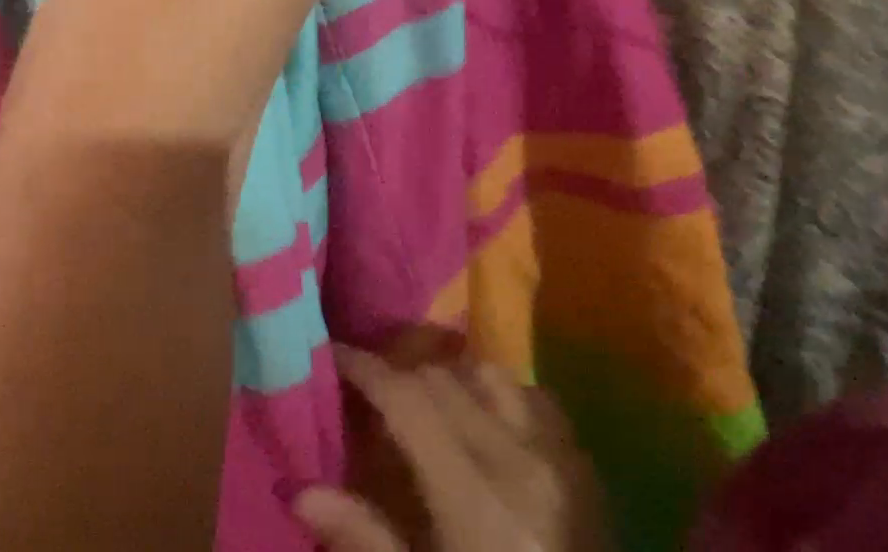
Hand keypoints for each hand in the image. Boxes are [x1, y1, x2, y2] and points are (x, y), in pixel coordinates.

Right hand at [294, 346, 614, 551]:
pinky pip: (533, 398)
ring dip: (449, 379)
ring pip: (491, 374)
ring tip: (424, 407)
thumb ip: (367, 541)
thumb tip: (302, 493)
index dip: (364, 368)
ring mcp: (560, 457)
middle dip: (398, 375)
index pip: (409, 398)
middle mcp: (520, 458)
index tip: (329, 354)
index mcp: (476, 498)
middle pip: (444, 378)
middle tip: (366, 395)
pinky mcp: (584, 466)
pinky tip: (484, 425)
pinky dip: (498, 394)